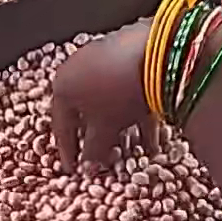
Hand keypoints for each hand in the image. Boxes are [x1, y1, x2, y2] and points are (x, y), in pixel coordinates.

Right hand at [50, 21, 156, 170]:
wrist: (159, 51)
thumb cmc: (119, 94)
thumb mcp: (104, 130)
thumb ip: (92, 151)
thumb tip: (87, 166)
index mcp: (62, 86)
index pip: (61, 127)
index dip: (68, 152)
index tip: (73, 170)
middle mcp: (77, 67)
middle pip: (85, 112)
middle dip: (98, 137)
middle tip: (103, 157)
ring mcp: (104, 55)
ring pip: (109, 101)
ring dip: (121, 127)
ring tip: (134, 149)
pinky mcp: (130, 50)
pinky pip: (127, 88)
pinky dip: (136, 110)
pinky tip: (151, 130)